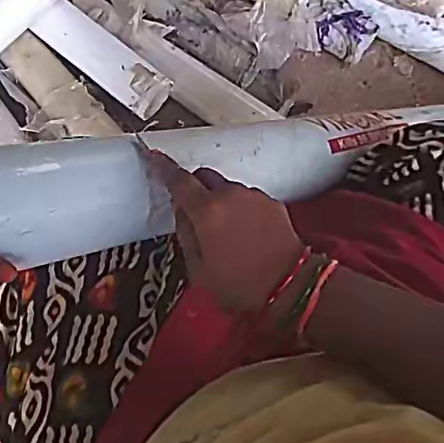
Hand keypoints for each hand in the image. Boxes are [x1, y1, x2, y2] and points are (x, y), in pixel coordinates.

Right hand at [146, 150, 304, 311]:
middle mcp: (229, 195)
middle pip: (203, 176)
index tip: (153, 156)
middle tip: (192, 211)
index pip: (179, 180)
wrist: (290, 287)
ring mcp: (253, 196)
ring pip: (226, 187)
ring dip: (218, 200)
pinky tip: (244, 232)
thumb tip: (181, 211)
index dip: (163, 167)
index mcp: (206, 211)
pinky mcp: (272, 202)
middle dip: (193, 186)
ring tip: (224, 230)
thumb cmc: (239, 285)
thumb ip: (185, 234)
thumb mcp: (198, 268)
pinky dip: (239, 208)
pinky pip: (246, 198)